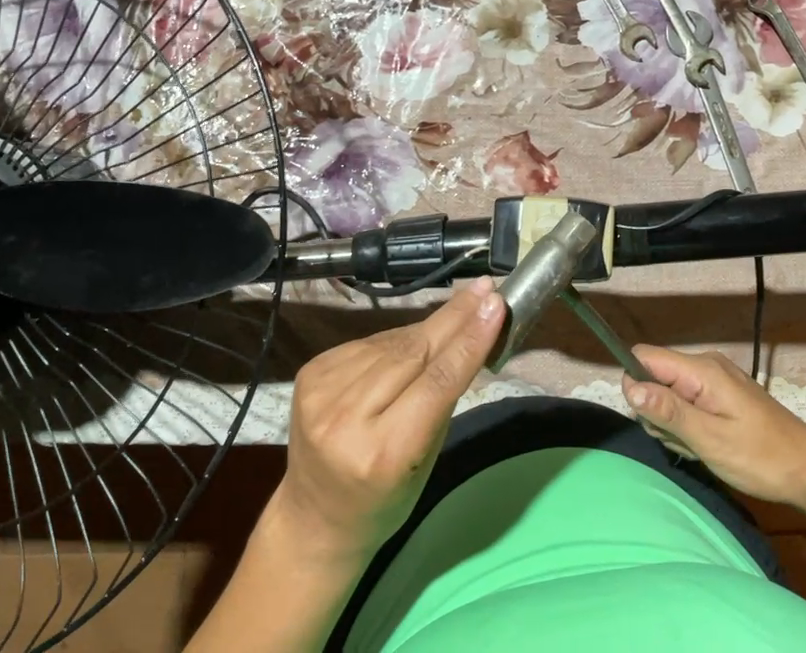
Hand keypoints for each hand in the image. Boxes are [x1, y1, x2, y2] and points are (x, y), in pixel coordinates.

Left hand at [271, 279, 504, 560]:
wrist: (314, 515)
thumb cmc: (384, 499)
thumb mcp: (425, 461)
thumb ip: (441, 399)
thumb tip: (468, 333)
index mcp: (383, 453)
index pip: (436, 383)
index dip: (469, 341)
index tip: (495, 305)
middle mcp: (346, 418)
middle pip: (412, 353)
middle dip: (454, 318)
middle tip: (485, 289)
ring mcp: (321, 392)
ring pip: (391, 342)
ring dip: (427, 330)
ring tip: (457, 316)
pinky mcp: (310, 373)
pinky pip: (367, 345)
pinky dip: (395, 342)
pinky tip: (410, 346)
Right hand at [621, 345, 805, 512]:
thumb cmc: (763, 459)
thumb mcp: (711, 440)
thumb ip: (669, 411)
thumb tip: (629, 386)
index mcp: (702, 370)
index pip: (644, 356)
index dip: (635, 384)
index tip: (651, 418)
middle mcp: (706, 366)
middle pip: (654, 376)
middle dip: (656, 411)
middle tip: (684, 441)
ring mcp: (715, 381)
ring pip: (668, 394)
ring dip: (673, 424)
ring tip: (700, 447)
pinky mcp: (721, 397)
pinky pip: (686, 403)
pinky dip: (688, 426)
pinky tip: (707, 445)